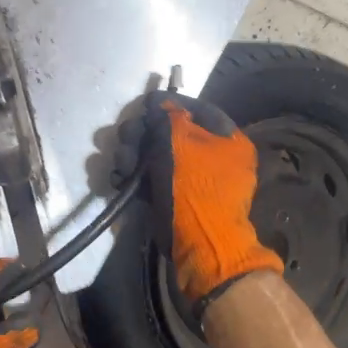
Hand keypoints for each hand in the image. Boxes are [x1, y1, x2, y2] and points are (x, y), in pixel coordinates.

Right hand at [121, 93, 284, 309]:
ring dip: (132, 155)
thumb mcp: (179, 141)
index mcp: (228, 140)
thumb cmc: (195, 187)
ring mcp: (193, 180)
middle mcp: (214, 157)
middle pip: (170, 132)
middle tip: (126, 137)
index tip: (145, 104)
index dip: (169, 103)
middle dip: (142, 133)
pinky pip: (151, 178)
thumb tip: (157, 103)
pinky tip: (119, 179)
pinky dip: (134, 177)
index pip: (198, 108)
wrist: (198, 245)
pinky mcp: (174, 199)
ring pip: (155, 155)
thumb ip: (167, 115)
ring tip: (121, 165)